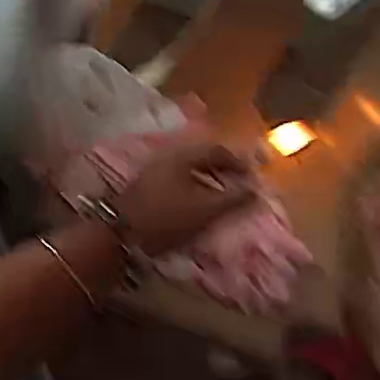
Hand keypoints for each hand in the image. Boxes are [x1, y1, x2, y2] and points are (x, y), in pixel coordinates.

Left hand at [113, 126, 256, 256]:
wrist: (123, 230)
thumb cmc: (167, 217)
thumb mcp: (205, 209)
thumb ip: (233, 198)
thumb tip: (256, 188)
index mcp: (180, 155)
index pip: (215, 149)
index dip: (237, 161)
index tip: (254, 177)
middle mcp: (166, 155)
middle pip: (201, 155)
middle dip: (223, 168)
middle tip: (241, 184)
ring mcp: (155, 167)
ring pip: (189, 165)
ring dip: (209, 176)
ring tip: (226, 194)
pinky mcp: (148, 181)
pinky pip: (178, 175)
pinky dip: (195, 182)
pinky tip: (201, 200)